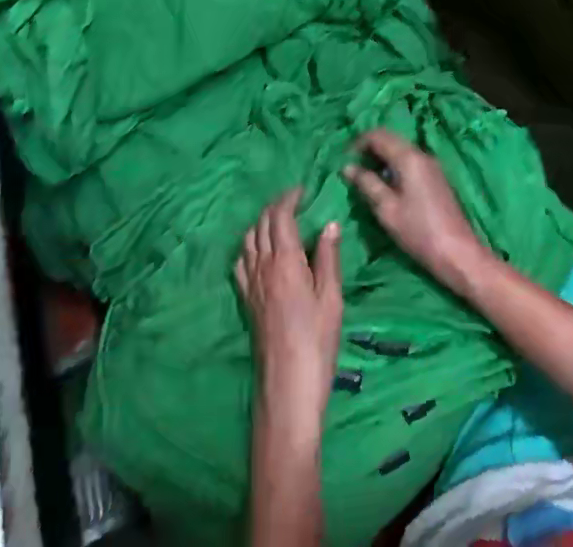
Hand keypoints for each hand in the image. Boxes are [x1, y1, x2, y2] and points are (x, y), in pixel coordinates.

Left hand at [235, 188, 342, 420]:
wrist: (287, 384)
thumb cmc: (318, 340)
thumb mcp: (332, 297)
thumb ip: (328, 258)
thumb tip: (328, 224)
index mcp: (285, 261)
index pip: (280, 218)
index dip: (288, 199)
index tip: (301, 189)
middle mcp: (261, 267)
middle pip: (261, 225)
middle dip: (275, 207)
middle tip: (294, 201)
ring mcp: (250, 284)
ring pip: (248, 240)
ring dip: (261, 223)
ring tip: (279, 221)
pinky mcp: (246, 300)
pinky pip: (241, 262)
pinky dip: (249, 246)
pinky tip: (260, 252)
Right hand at [342, 129, 493, 290]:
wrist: (457, 251)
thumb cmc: (418, 230)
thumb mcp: (386, 208)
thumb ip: (366, 183)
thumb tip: (348, 167)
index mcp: (408, 157)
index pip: (378, 135)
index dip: (358, 143)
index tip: (344, 159)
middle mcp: (422, 154)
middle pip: (391, 139)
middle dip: (369, 148)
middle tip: (352, 168)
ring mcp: (432, 165)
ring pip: (401, 149)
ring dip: (382, 157)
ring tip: (365, 177)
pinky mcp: (436, 177)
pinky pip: (410, 161)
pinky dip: (394, 165)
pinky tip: (386, 184)